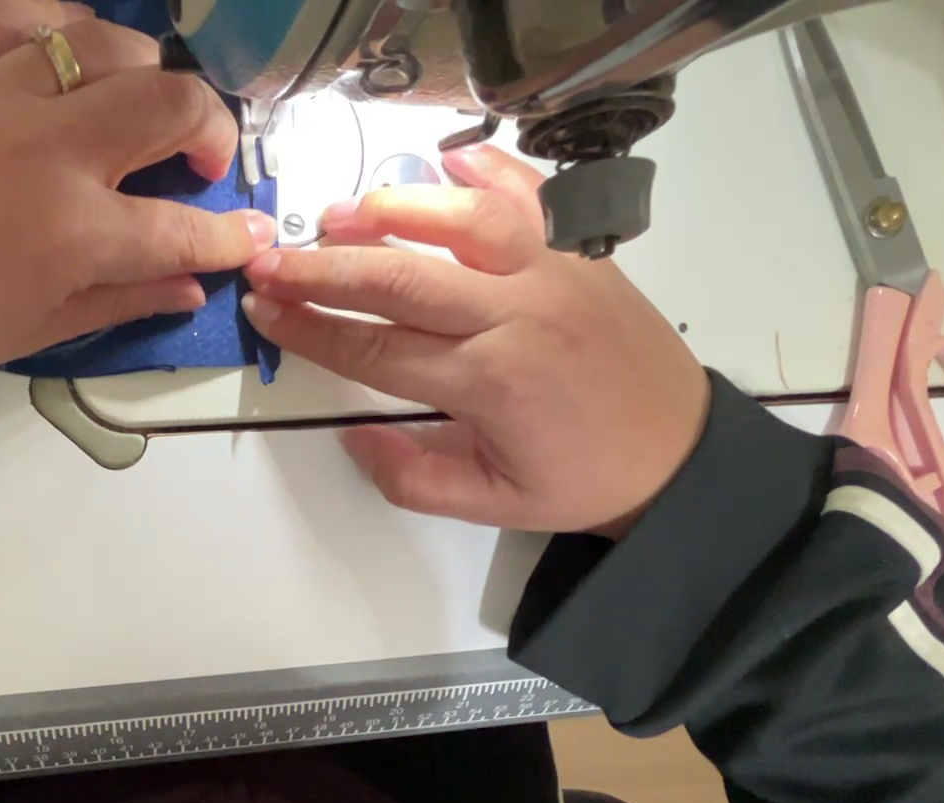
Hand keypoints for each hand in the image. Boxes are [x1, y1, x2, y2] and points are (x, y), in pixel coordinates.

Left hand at [0, 0, 275, 371]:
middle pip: (170, 106)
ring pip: (108, 43)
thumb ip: (126, 299)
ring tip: (134, 105)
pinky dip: (61, 25)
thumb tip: (191, 287)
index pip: (186, 229)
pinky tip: (67, 54)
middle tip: (202, 159)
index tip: (254, 233)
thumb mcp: (43, 327)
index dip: (233, 234)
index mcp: (78, 234)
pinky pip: (22, 9)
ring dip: (145, 72)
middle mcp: (53, 152)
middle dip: (212, 130)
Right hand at [240, 145, 708, 536]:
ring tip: (334, 216)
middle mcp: (515, 314)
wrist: (678, 453)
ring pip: (458, 219)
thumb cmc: (581, 481)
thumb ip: (410, 478)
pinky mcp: (581, 251)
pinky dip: (487, 167)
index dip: (309, 329)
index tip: (265, 309)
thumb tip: (352, 433)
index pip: (373, 349)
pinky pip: (531, 193)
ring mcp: (553, 271)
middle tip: (271, 259)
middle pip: (398, 276)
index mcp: (487, 382)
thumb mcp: (488, 505)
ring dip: (387, 209)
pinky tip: (447, 155)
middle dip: (322, 268)